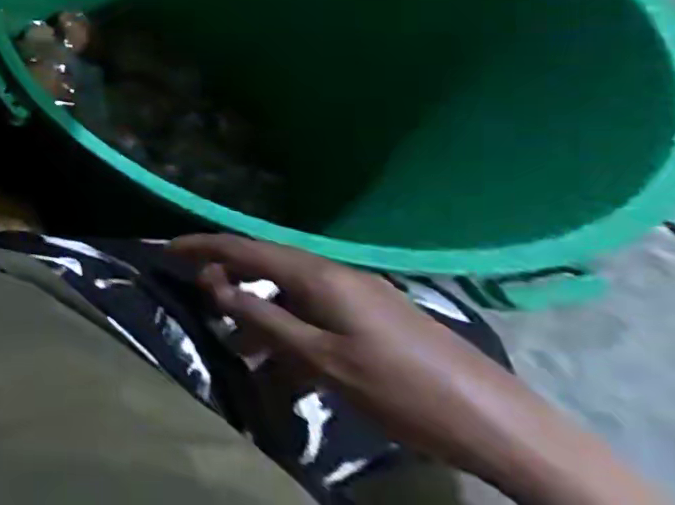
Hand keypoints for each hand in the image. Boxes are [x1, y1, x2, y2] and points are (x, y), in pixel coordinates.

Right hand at [169, 235, 665, 504]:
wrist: (507, 428)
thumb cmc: (404, 390)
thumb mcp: (322, 360)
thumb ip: (262, 320)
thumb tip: (214, 285)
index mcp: (318, 276)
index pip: (243, 248)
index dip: (202, 246)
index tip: (166, 250)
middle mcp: (335, 274)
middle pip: (266, 267)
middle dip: (228, 281)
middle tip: (200, 301)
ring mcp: (362, 296)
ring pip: (292, 295)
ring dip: (261, 315)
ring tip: (239, 350)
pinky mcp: (380, 320)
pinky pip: (318, 314)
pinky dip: (292, 331)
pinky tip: (288, 368)